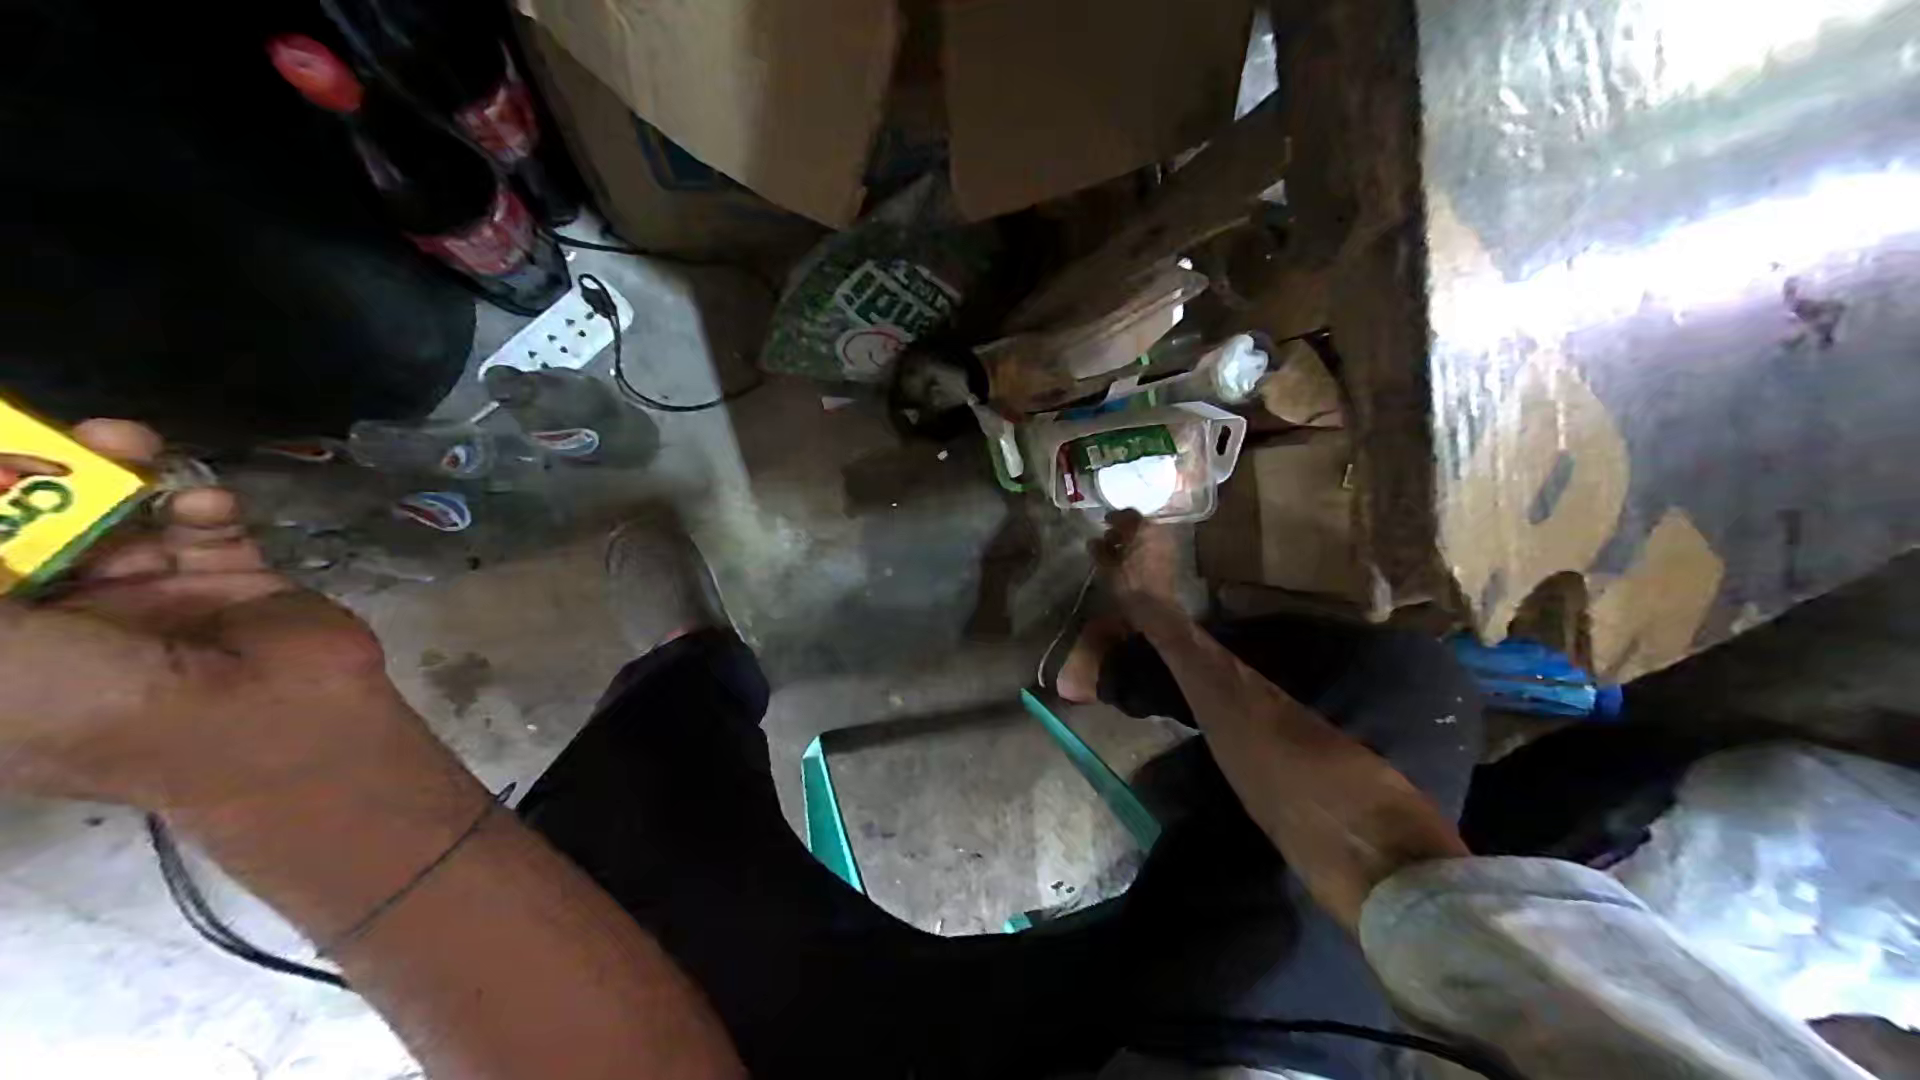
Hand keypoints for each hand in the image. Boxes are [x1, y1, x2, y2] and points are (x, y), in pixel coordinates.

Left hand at [0, 420, 398, 812]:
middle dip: (38, 479)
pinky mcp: (236, 579)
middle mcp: (70, 616)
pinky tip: (207, 504)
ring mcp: (160, 595)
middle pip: (38, 530)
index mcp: (4, 650)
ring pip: (124, 517)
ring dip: (122, 476)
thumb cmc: (105, 704)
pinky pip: (209, 528)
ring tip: (131, 441)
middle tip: (51, 440)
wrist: (275, 721)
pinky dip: (204, 506)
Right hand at [1091, 509, 1180, 611]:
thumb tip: (1093, 541)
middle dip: (1124, 528)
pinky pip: (1154, 544)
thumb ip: (1099, 550)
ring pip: (1148, 534)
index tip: (1104, 522)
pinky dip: (1143, 547)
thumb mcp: (1106, 567)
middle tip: (1109, 537)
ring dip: (1134, 538)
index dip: (1113, 517)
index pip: (1127, 514)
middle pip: (1139, 523)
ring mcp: (1168, 544)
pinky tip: (1131, 559)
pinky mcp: (1171, 558)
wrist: (1156, 608)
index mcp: (1142, 528)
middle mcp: (1158, 531)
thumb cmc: (1129, 584)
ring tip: (1119, 550)